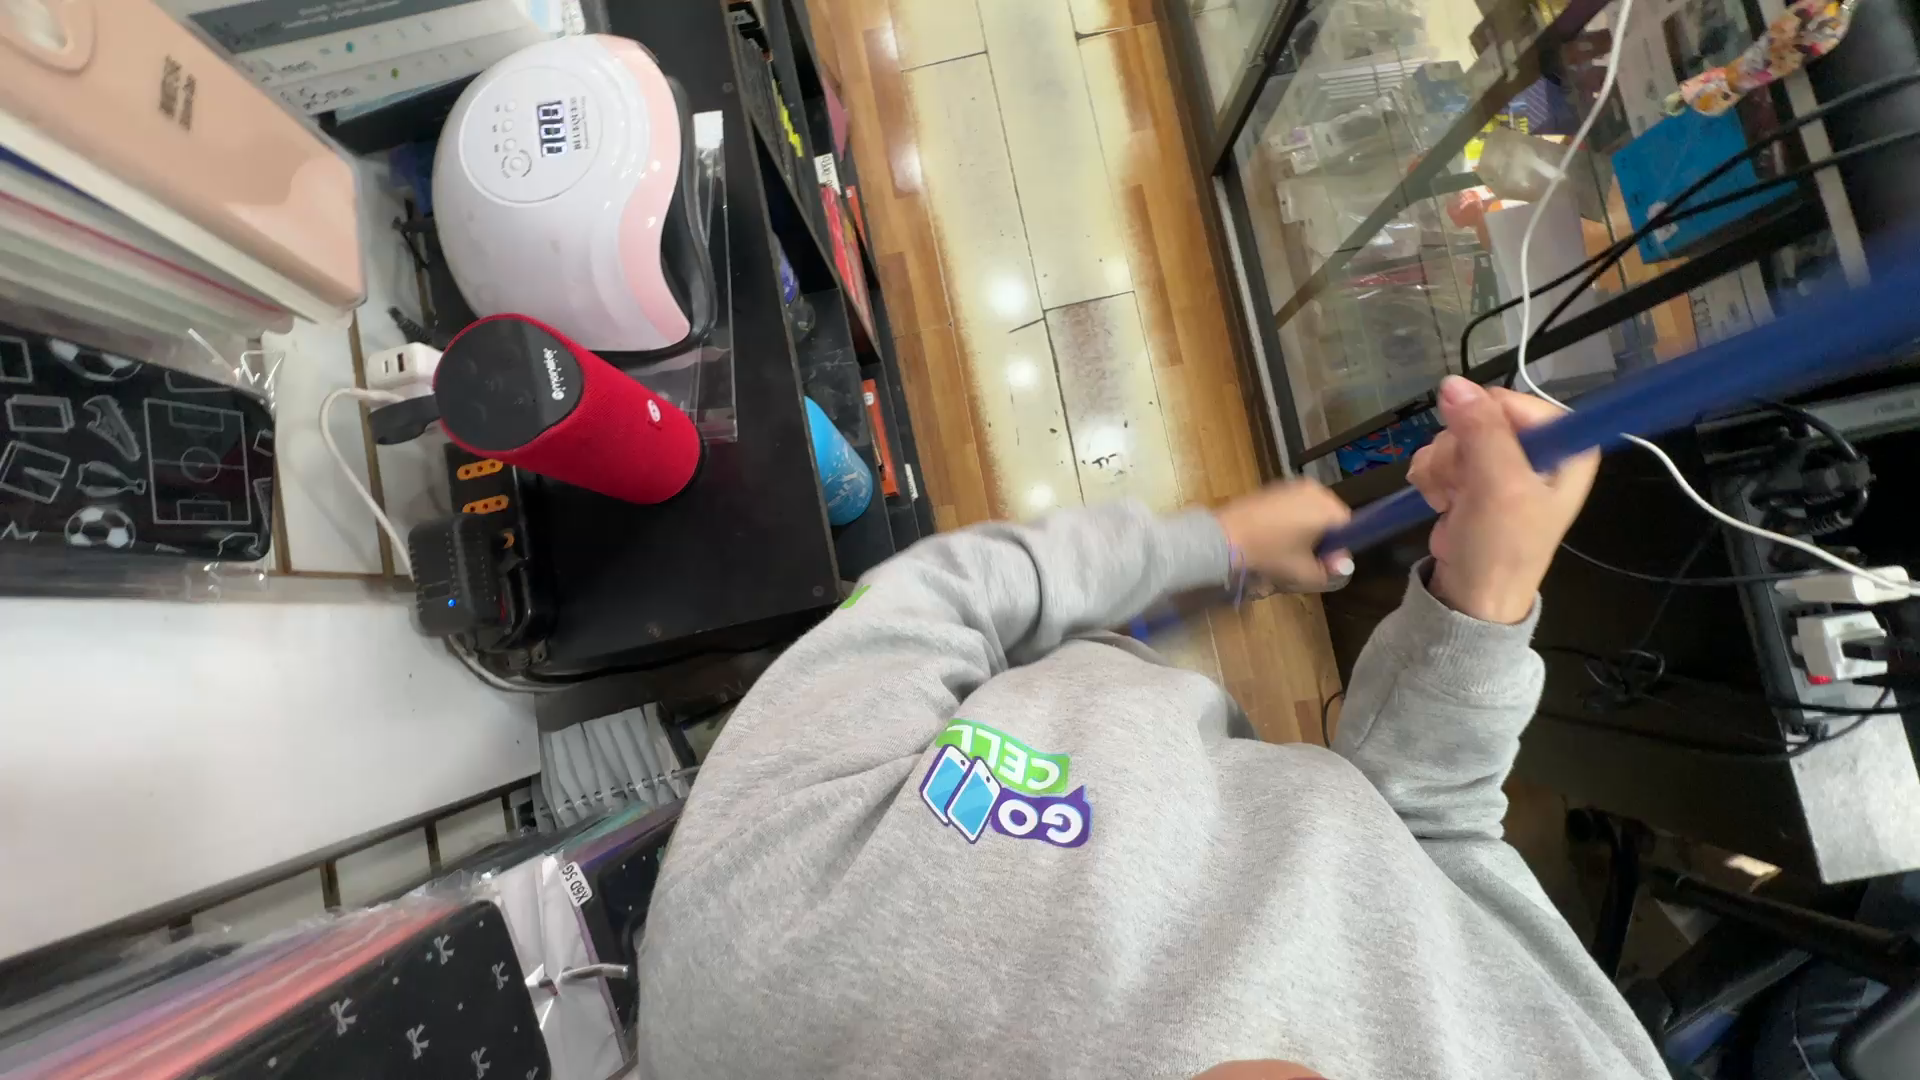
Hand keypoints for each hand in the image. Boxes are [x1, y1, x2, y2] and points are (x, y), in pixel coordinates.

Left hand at [1213, 479, 1353, 590]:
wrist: (1223, 537)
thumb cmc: (1268, 553)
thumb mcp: (1303, 572)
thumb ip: (1329, 571)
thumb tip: (1340, 566)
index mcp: (1327, 506)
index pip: (1348, 527)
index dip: (1337, 547)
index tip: (1322, 562)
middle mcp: (1312, 489)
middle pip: (1327, 517)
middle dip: (1319, 537)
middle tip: (1302, 558)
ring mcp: (1288, 486)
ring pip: (1307, 511)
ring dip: (1302, 529)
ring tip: (1283, 549)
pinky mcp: (1268, 489)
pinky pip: (1288, 507)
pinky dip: (1285, 521)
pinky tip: (1269, 538)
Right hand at [1407, 376, 1598, 622]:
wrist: (1473, 593)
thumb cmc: (1501, 546)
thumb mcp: (1498, 486)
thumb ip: (1480, 432)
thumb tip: (1451, 383)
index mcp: (1564, 443)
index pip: (1511, 402)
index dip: (1481, 424)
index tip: (1474, 457)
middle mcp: (1535, 447)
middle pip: (1474, 418)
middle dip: (1455, 452)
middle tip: (1464, 486)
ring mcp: (1499, 463)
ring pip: (1449, 437)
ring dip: (1440, 469)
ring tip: (1453, 499)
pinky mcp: (1468, 477)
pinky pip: (1436, 456)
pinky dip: (1431, 478)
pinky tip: (1442, 500)